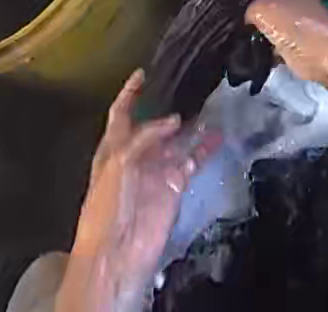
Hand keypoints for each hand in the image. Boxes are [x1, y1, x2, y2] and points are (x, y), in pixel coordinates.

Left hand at [60, 70, 213, 311]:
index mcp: (114, 148)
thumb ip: (147, 135)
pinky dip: (206, 147)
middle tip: (190, 80)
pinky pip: (193, 159)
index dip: (130, 92)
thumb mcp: (120, 161)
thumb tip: (177, 120)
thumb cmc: (108, 205)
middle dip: (169, 103)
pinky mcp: (175, 184)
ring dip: (193, 122)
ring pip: (178, 139)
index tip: (143, 72)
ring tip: (211, 100)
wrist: (117, 255)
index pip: (121, 113)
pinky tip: (219, 133)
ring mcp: (157, 169)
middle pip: (154, 123)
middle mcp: (137, 154)